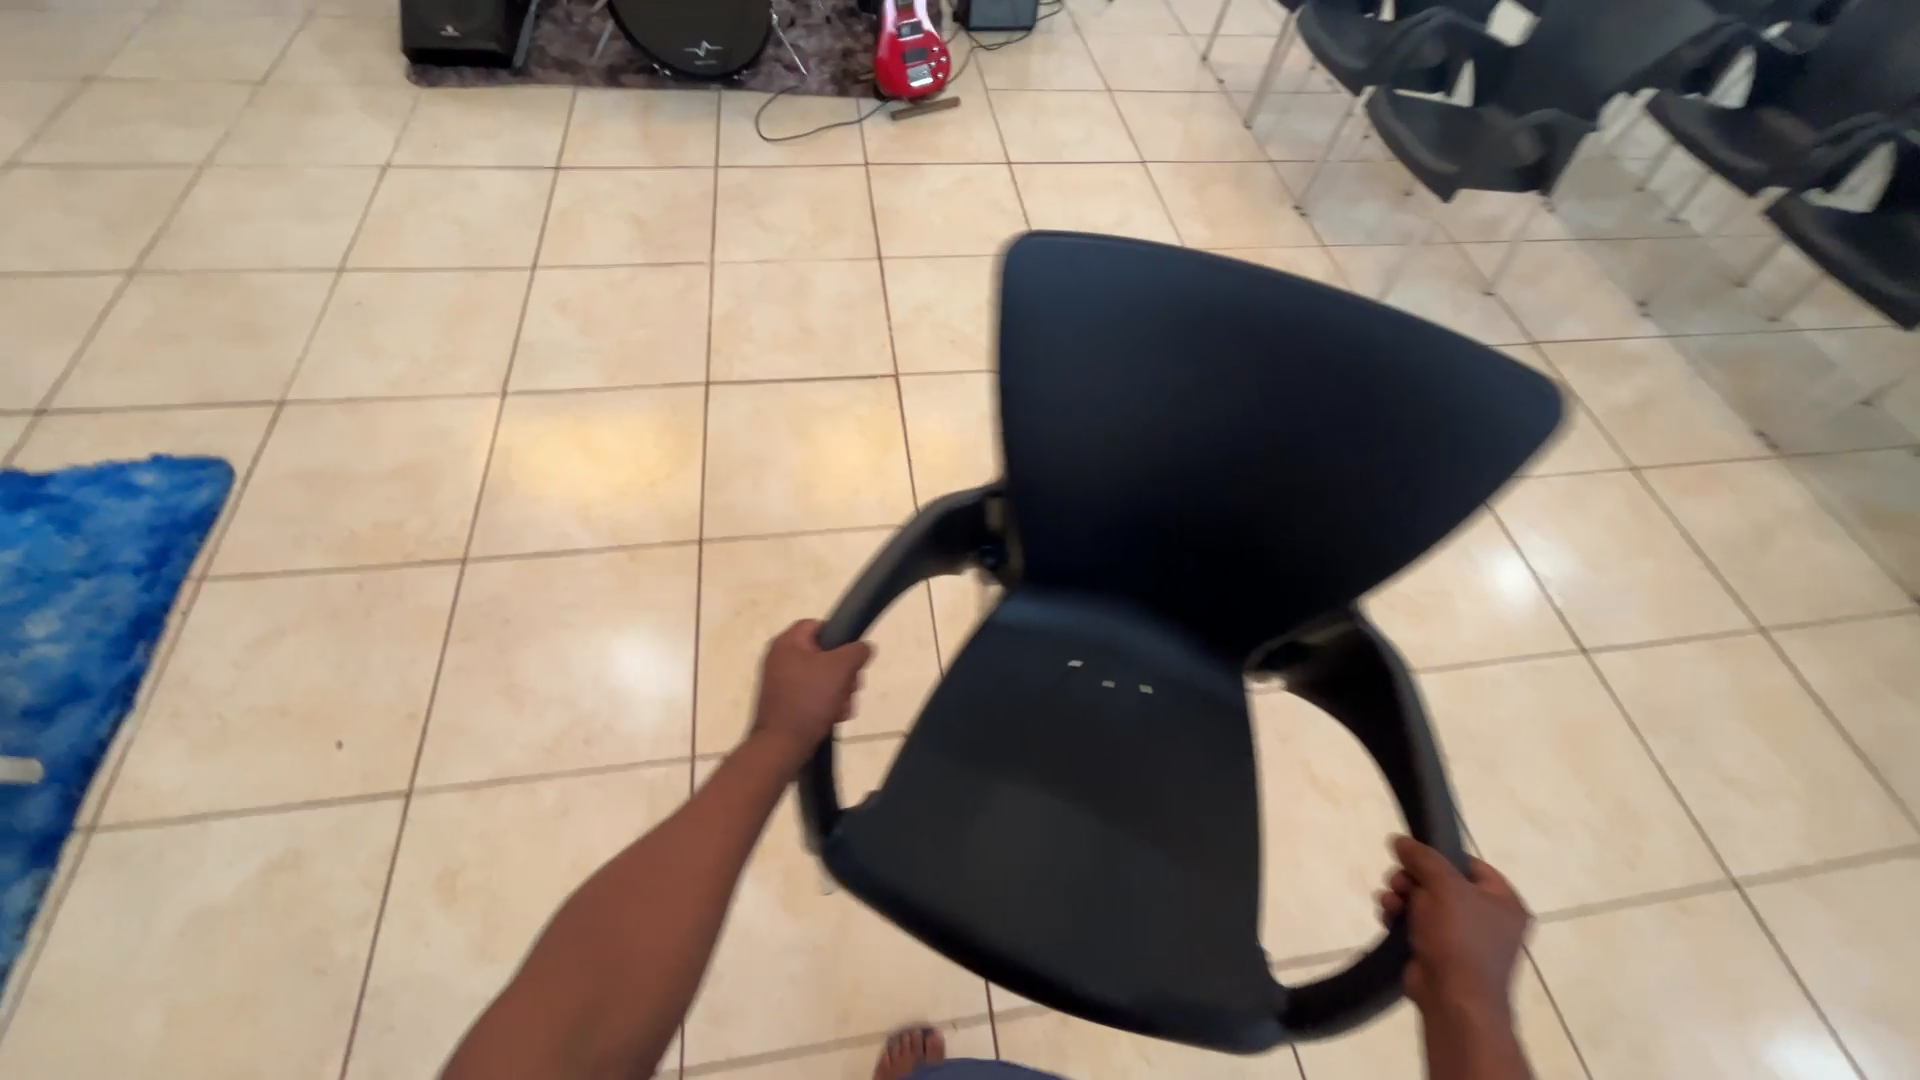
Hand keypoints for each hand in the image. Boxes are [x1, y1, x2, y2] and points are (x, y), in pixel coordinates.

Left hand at [748, 620, 873, 764]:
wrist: (782, 745)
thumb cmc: (809, 699)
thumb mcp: (840, 668)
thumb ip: (857, 651)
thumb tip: (863, 648)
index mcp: (787, 643)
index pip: (818, 625)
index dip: (839, 637)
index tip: (852, 656)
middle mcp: (781, 659)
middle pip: (824, 654)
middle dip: (844, 672)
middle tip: (852, 686)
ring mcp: (781, 683)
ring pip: (822, 677)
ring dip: (840, 691)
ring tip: (843, 707)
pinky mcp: (785, 703)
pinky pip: (813, 695)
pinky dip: (827, 704)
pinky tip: (835, 716)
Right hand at [1376, 836, 1530, 1024]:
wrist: (1454, 1000)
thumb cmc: (1459, 938)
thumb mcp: (1444, 886)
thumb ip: (1423, 857)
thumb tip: (1400, 840)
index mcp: (1504, 902)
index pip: (1469, 863)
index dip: (1439, 855)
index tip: (1412, 856)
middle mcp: (1488, 918)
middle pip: (1440, 880)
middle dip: (1411, 879)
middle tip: (1397, 882)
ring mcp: (1463, 937)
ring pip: (1422, 900)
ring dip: (1400, 897)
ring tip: (1389, 904)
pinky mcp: (1439, 952)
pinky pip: (1415, 922)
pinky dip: (1399, 917)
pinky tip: (1388, 918)